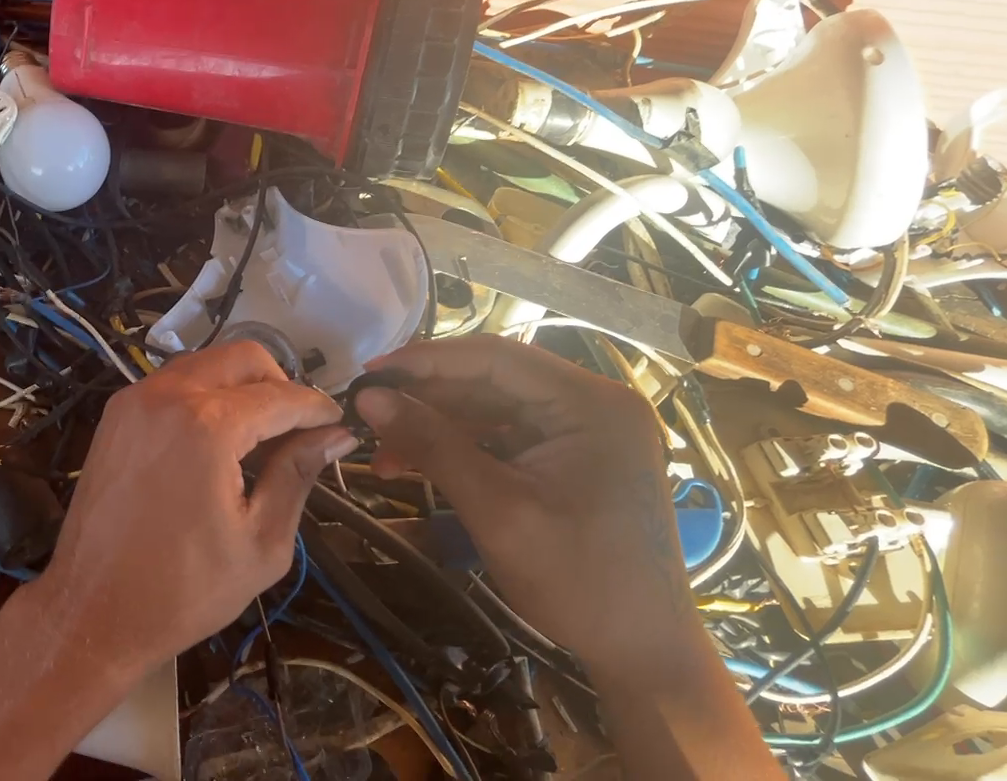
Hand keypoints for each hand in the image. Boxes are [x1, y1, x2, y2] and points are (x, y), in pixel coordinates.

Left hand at [35, 341, 352, 669]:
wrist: (94, 609)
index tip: (340, 426)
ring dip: (240, 386)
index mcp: (207, 424)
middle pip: (241, 358)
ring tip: (261, 437)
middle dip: (279, 383)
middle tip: (299, 430)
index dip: (318, 409)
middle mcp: (167, 395)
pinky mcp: (115, 415)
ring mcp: (134, 400)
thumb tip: (336, 435)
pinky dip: (203, 395)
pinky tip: (218, 440)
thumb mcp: (260, 540)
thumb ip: (297, 474)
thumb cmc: (184, 589)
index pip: (281, 396)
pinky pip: (171, 383)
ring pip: (204, 363)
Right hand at [352, 335, 692, 675]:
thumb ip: (431, 443)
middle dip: (425, 400)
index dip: (425, 359)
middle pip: (490, 380)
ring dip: (435, 426)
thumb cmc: (579, 579)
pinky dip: (458, 446)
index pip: (495, 357)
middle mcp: (593, 404)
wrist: (643, 654)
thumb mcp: (495, 507)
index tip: (368, 373)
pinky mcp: (571, 456)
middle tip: (368, 418)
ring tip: (383, 456)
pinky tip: (416, 465)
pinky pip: (502, 434)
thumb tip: (366, 397)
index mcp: (591, 404)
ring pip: (489, 407)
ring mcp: (584, 431)